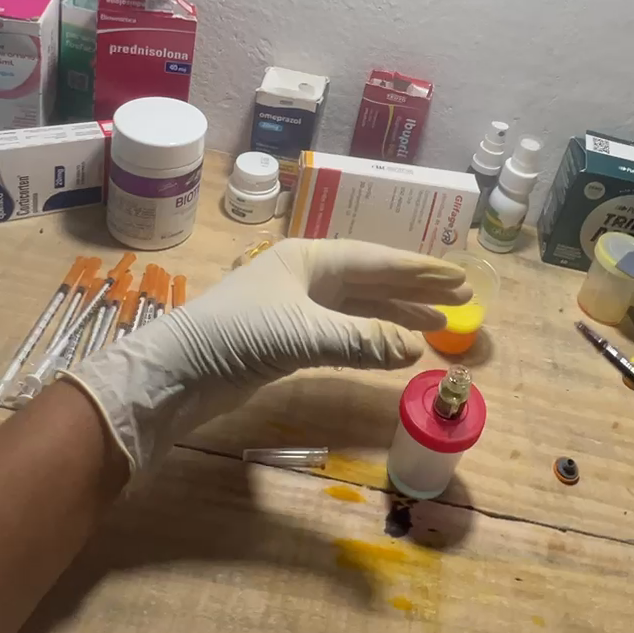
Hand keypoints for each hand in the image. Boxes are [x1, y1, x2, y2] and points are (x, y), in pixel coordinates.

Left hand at [65, 238, 469, 469]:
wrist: (173, 374)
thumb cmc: (234, 337)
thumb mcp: (301, 335)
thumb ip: (360, 340)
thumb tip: (415, 349)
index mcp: (309, 258)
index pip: (376, 260)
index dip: (419, 271)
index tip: (457, 277)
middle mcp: (307, 275)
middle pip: (373, 279)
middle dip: (415, 289)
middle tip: (460, 299)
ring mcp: (297, 306)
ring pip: (360, 305)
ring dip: (397, 313)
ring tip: (438, 324)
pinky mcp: (288, 336)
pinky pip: (344, 330)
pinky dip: (371, 336)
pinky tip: (393, 346)